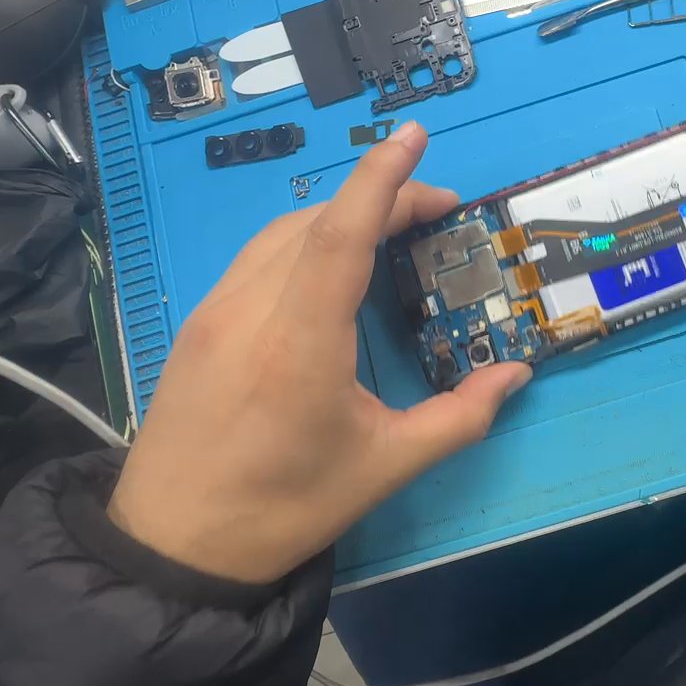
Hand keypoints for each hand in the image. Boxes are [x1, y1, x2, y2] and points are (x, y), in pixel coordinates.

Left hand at [108, 121, 531, 582]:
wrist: (170, 549)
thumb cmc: (286, 506)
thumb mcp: (387, 466)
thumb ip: (460, 416)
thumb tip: (514, 374)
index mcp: (300, 342)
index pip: (342, 234)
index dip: (382, 178)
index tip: (415, 135)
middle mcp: (250, 310)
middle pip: (318, 221)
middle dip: (382, 197)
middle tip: (439, 209)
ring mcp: (215, 312)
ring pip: (283, 231)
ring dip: (343, 213)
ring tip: (395, 226)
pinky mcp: (200, 323)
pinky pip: (260, 255)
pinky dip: (309, 237)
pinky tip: (336, 262)